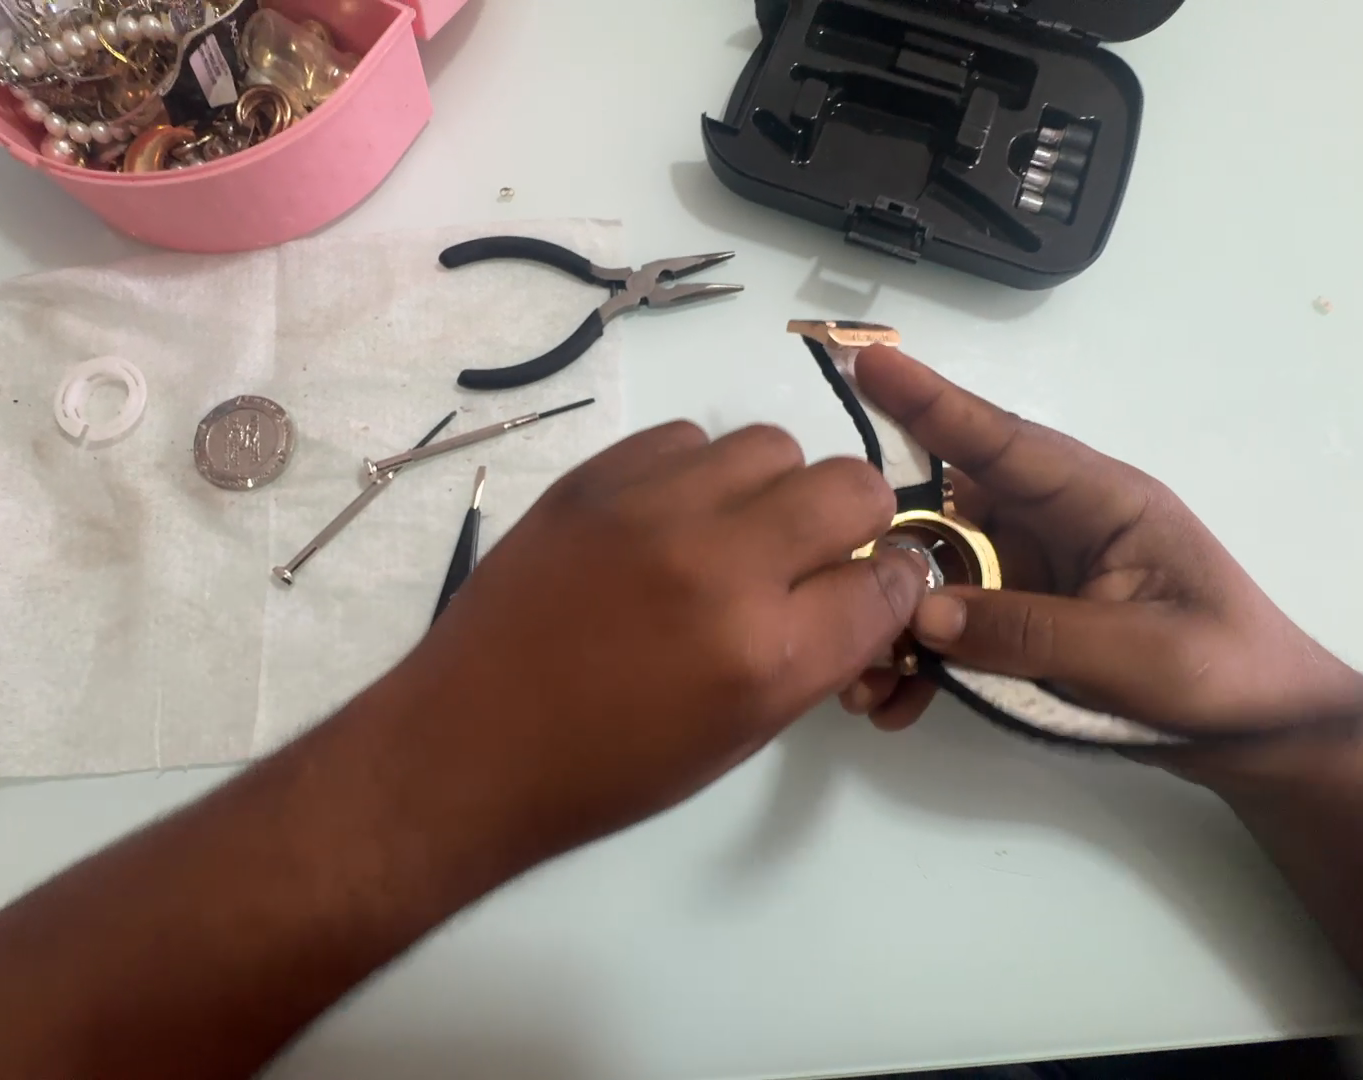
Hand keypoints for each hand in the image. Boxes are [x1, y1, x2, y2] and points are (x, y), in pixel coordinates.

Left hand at [386, 421, 929, 860]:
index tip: (872, 585)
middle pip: (849, 486)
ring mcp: (650, 509)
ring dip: (771, 489)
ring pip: (769, 445)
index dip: (893, 583)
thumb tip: (857, 588)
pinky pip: (685, 438)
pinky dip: (696, 473)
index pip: (889, 582)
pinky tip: (666, 517)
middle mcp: (721, 565)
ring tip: (730, 530)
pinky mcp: (591, 479)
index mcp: (766, 655)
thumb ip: (811, 654)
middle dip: (853, 521)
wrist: (469, 742)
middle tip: (810, 552)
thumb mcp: (735, 735)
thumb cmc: (607, 767)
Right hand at [838, 346, 1362, 736]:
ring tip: (863, 681)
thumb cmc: (1225, 675)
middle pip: (942, 516)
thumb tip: (921, 614)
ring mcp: (1024, 573)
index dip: (933, 403)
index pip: (1003, 441)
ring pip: (932, 578)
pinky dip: (915, 663)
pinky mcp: (1011, 617)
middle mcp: (1047, 526)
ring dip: (891, 624)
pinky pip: (945, 628)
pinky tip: (896, 702)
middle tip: (830, 579)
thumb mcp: (1139, 653)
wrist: (1258, 738)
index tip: (872, 364)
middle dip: (884, 550)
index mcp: (1096, 502)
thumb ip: (1029, 631)